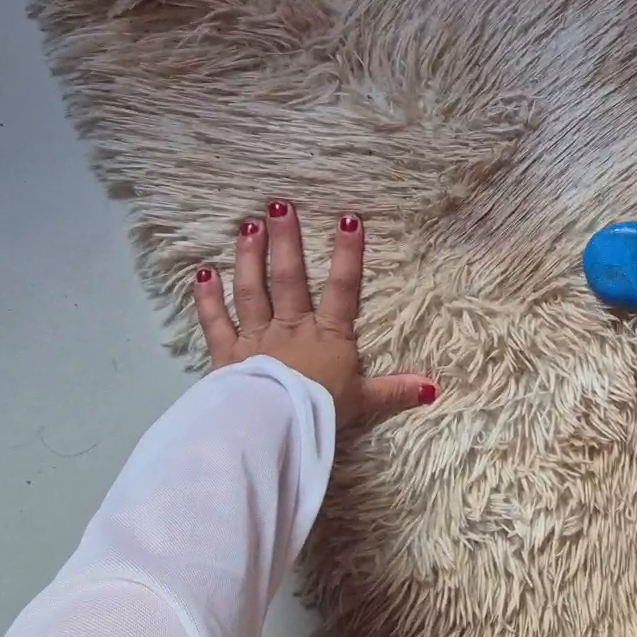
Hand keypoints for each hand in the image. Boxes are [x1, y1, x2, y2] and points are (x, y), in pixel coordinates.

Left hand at [192, 199, 436, 428]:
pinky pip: (217, 323)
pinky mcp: (228, 356)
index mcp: (329, 335)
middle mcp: (293, 328)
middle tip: (279, 206)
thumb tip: (434, 388)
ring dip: (249, 258)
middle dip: (286, 241)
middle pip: (289, 279)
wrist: (273, 430)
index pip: (342, 288)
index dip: (347, 253)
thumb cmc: (320, 411)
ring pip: (253, 291)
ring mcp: (258, 338)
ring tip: (248, 226)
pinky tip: (203, 273)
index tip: (348, 219)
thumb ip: (394, 390)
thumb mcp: (363, 400)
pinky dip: (209, 299)